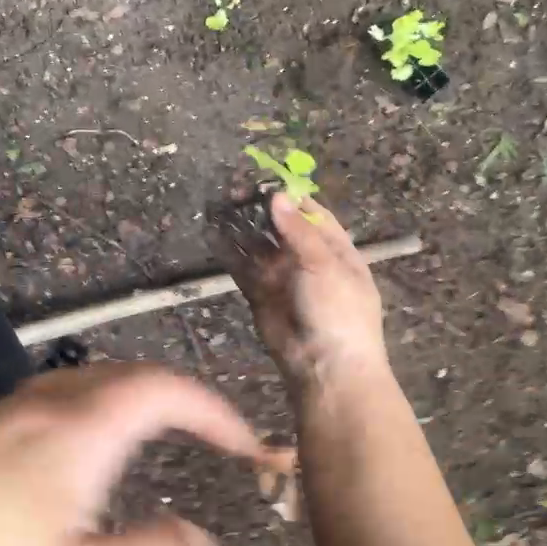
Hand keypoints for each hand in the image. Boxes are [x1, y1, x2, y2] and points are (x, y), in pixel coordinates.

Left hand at [0, 364, 287, 545]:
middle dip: (168, 392)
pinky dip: (83, 406)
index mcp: (72, 434)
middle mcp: (36, 407)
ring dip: (123, 395)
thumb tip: (200, 537)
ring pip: (76, 382)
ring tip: (156, 433)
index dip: (207, 406)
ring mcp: (0, 413)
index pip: (153, 389)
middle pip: (114, 374)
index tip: (247, 441)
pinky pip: (44, 397)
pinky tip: (82, 446)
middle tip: (210, 433)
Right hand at [224, 194, 389, 392]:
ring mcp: (281, 275)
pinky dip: (225, 249)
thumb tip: (276, 195)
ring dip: (238, 225)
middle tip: (232, 192)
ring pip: (256, 242)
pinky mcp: (259, 290)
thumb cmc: (337, 310)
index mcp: (335, 252)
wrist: (324, 364)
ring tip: (215, 206)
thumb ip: (297, 230)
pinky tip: (209, 233)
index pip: (313, 215)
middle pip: (280, 225)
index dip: (290, 197)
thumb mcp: (324, 265)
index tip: (264, 181)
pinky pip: (239, 264)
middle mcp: (307, 259)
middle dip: (258, 208)